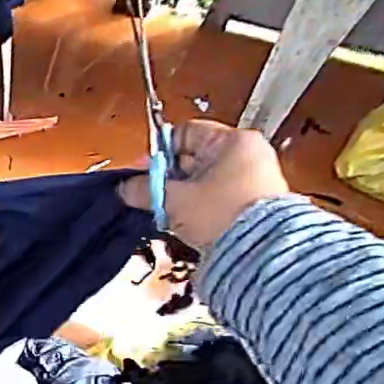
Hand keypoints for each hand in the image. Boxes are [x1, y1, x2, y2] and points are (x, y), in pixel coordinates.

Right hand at [119, 120, 290, 248]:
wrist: (260, 250)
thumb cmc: (219, 213)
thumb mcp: (174, 201)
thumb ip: (145, 190)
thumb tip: (123, 188)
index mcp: (231, 141)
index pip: (184, 133)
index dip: (159, 152)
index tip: (142, 174)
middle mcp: (247, 153)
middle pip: (194, 158)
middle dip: (168, 178)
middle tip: (149, 197)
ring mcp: (255, 178)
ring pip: (204, 180)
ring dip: (182, 195)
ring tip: (167, 213)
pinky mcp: (255, 202)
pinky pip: (218, 197)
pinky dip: (200, 206)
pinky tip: (187, 222)